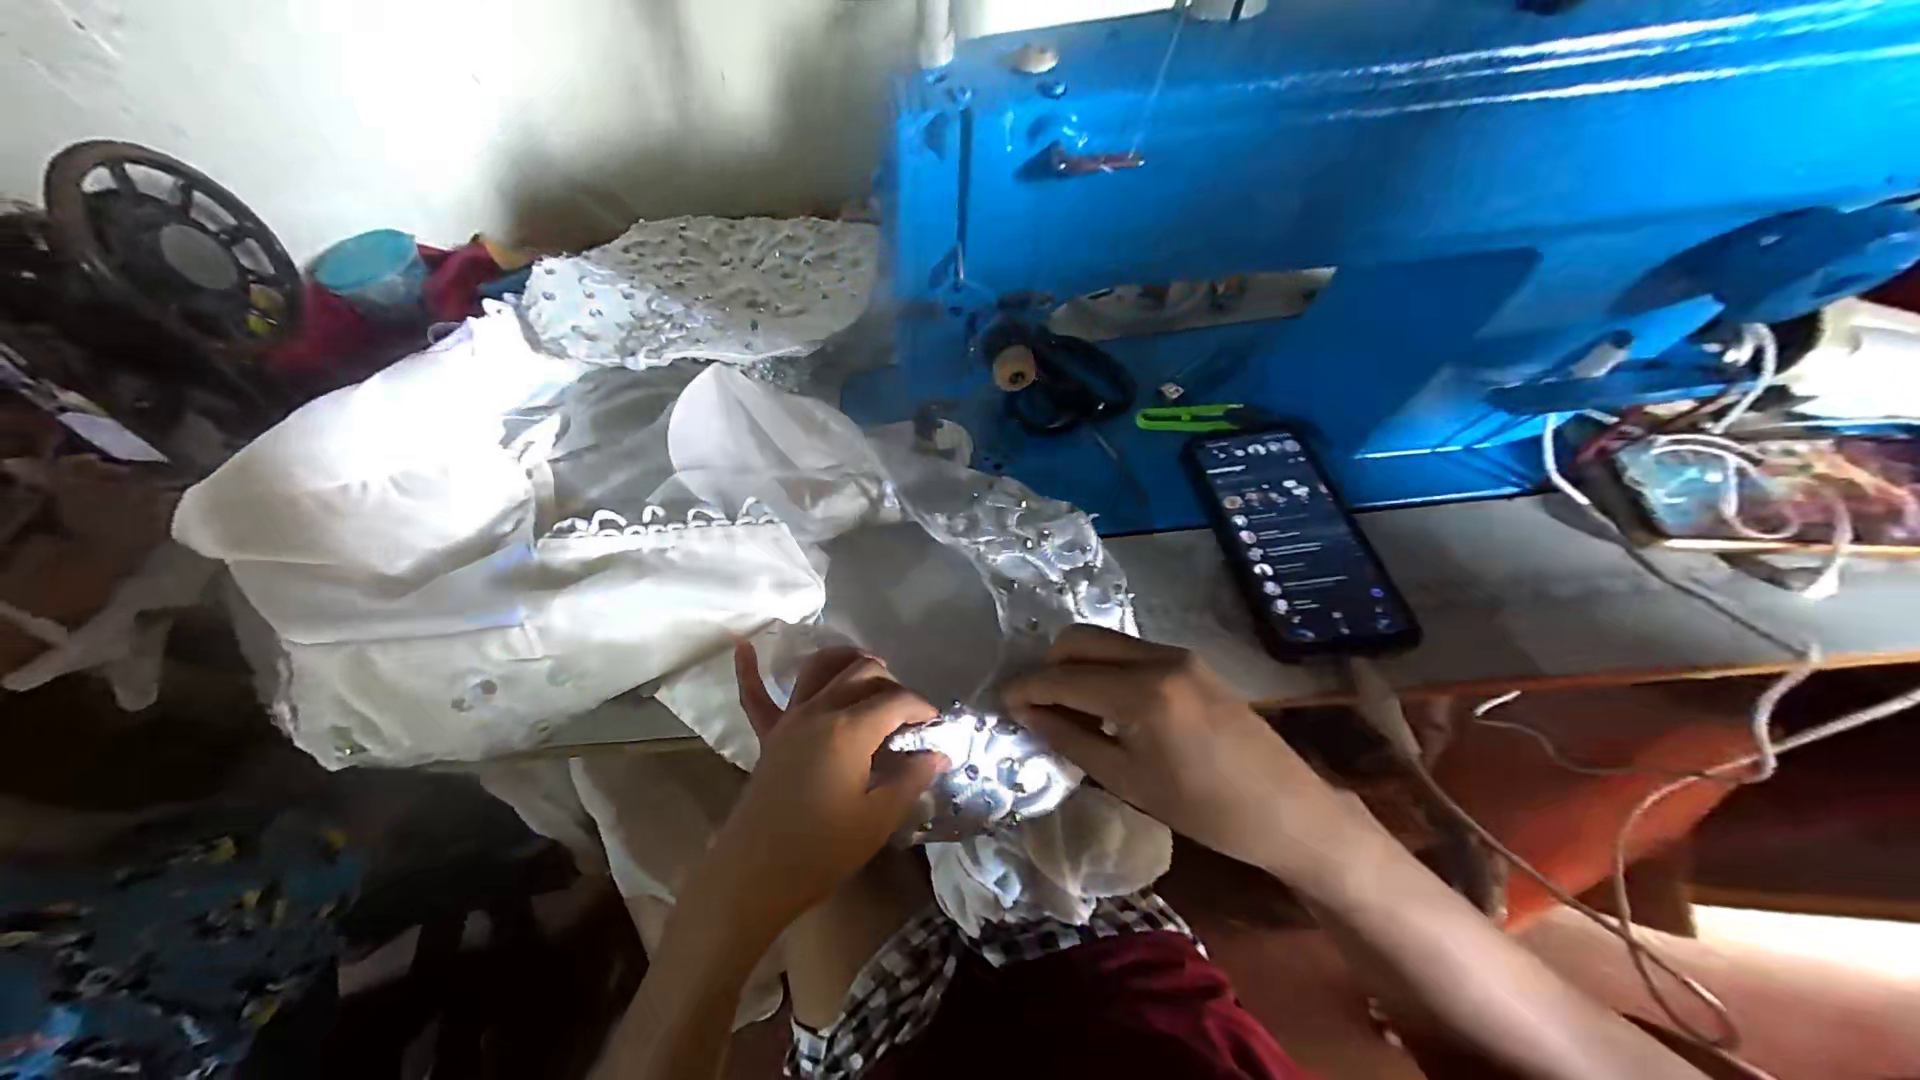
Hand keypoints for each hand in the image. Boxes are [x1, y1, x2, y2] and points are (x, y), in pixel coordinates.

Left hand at [702, 642, 945, 934]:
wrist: (753, 878)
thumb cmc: (821, 851)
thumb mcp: (878, 819)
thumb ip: (911, 778)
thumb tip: (937, 754)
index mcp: (849, 729)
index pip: (896, 699)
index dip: (921, 708)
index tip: (934, 727)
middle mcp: (818, 711)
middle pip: (861, 672)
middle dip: (891, 683)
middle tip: (905, 714)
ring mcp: (789, 720)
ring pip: (818, 669)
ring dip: (845, 661)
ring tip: (867, 669)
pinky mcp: (768, 736)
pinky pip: (755, 696)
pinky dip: (750, 670)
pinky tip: (743, 646)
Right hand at [1002, 626, 1372, 881]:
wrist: (1288, 810)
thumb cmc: (1205, 810)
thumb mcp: (1128, 781)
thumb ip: (1070, 739)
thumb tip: (1027, 713)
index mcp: (1142, 692)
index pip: (1064, 676)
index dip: (1027, 687)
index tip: (1002, 702)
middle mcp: (1159, 657)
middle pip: (1080, 639)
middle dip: (1048, 665)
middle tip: (1035, 703)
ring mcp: (1179, 654)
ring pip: (1105, 640)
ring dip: (1076, 663)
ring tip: (1066, 705)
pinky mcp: (1192, 660)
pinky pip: (1131, 650)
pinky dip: (1105, 667)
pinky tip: (1105, 702)